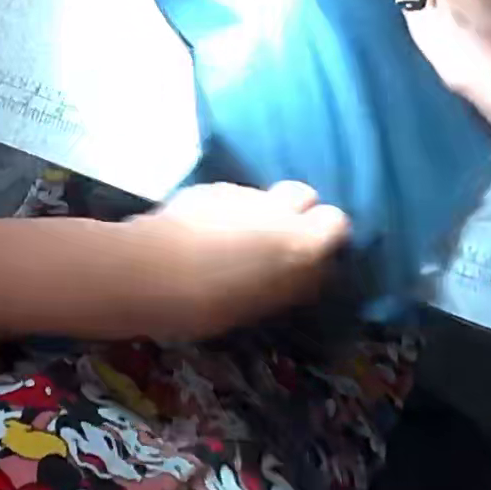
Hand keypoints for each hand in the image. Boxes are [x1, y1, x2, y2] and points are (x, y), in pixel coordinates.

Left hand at [129, 181, 349, 335]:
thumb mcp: (266, 301)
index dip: (324, 233)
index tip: (310, 251)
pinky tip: (201, 228)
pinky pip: (227, 195)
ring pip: (261, 194)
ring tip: (229, 236)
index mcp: (301, 242)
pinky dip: (223, 207)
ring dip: (255, 209)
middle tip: (275, 236)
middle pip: (303, 193)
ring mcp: (239, 193)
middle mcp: (275, 209)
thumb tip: (305, 269)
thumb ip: (292, 278)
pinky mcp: (207, 187)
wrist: (154, 271)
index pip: (337, 221)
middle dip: (295, 210)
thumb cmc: (212, 302)